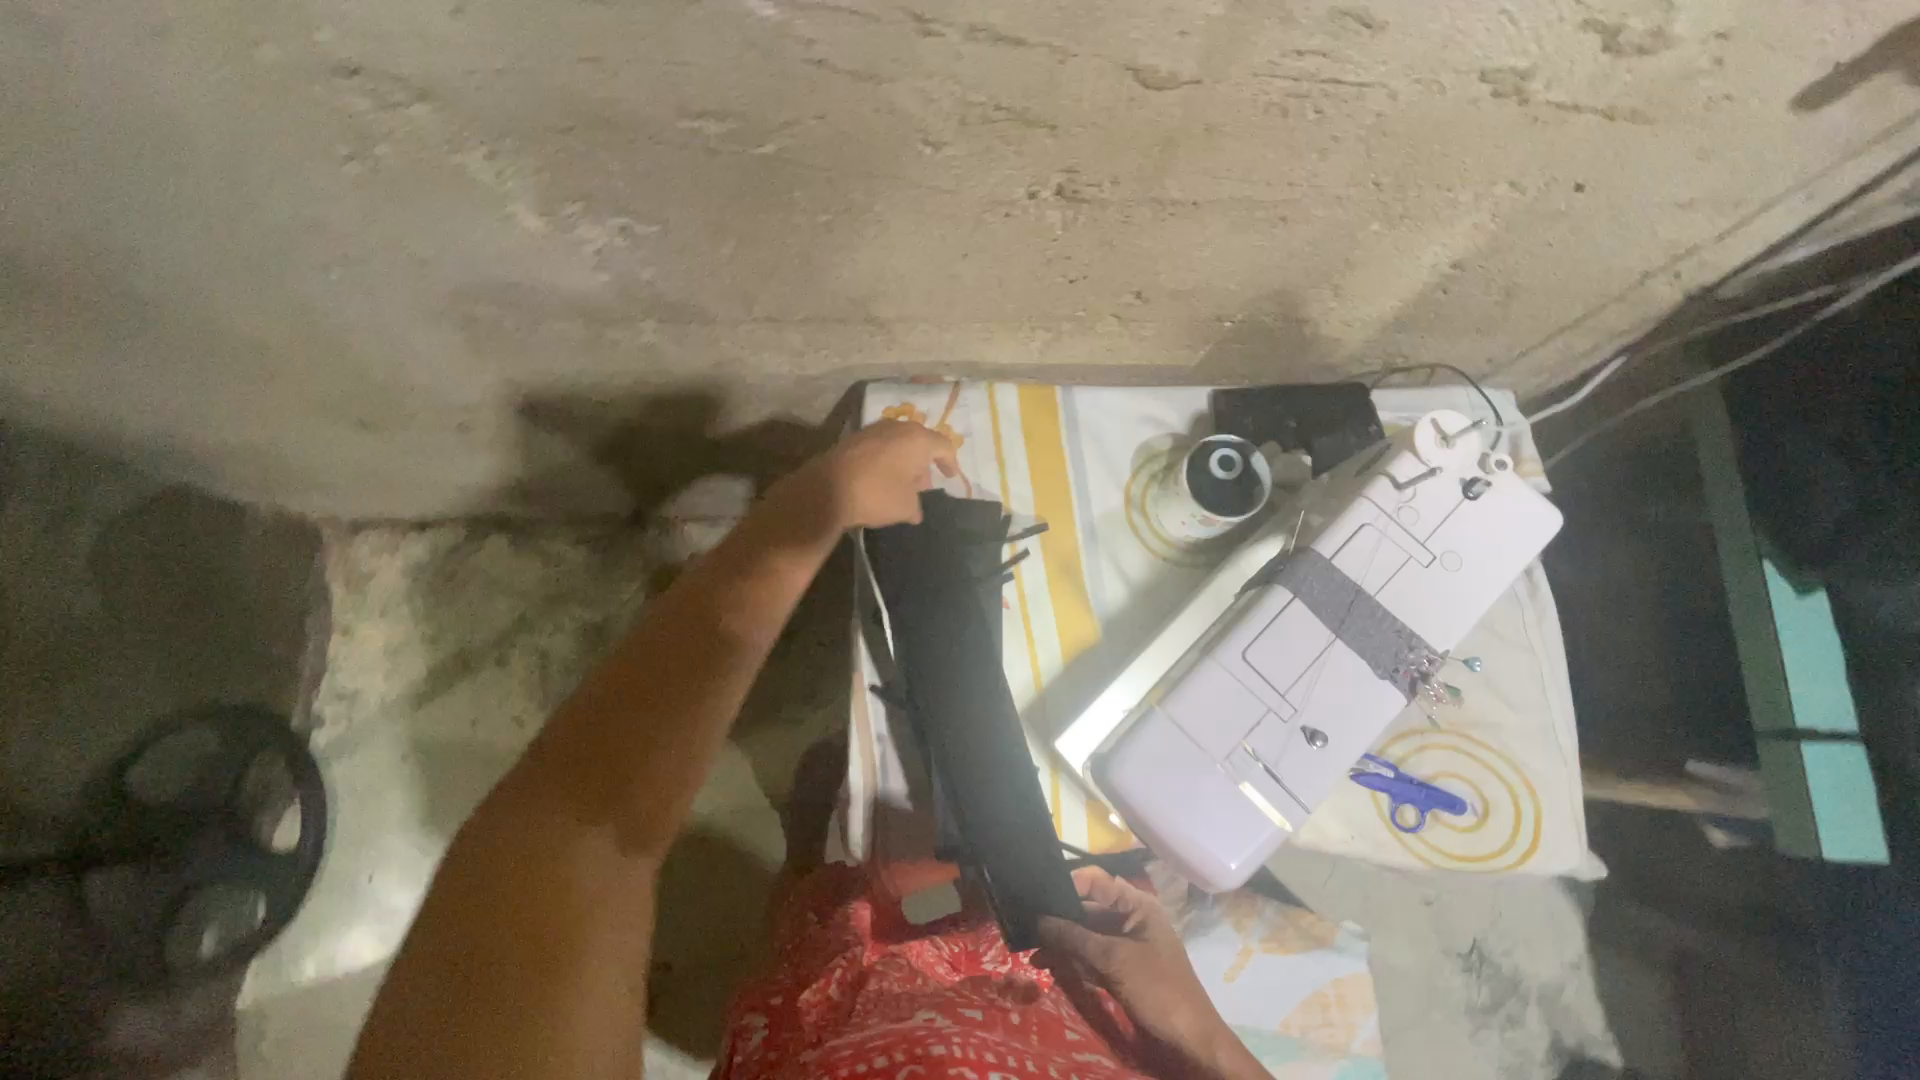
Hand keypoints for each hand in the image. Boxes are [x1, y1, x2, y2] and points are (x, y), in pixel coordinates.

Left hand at [780, 419, 958, 530]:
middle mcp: (897, 428)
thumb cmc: (877, 494)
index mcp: (918, 439)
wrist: (827, 489)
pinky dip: (886, 460)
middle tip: (924, 484)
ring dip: (904, 461)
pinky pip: (880, 447)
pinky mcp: (853, 439)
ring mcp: (873, 430)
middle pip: (920, 441)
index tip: (950, 476)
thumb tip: (915, 511)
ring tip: (903, 484)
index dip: (950, 462)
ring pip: (898, 443)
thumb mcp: (905, 507)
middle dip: (924, 463)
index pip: (944, 446)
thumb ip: (916, 506)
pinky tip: (881, 479)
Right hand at [1039, 867, 1265, 1079]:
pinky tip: (1048, 967)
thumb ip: (1074, 938)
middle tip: (1025, 925)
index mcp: (1138, 906)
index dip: (1068, 884)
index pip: (1097, 881)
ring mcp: (1126, 947)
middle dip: (1059, 918)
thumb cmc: (1158, 990)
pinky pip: (1090, 958)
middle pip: (1088, 909)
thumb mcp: (1113, 960)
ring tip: (1032, 952)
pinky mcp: (1120, 971)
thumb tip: (1038, 920)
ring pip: (1086, 936)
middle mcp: (1130, 919)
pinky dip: (1072, 961)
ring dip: (1062, 943)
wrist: (1189, 1043)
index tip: (1036, 893)